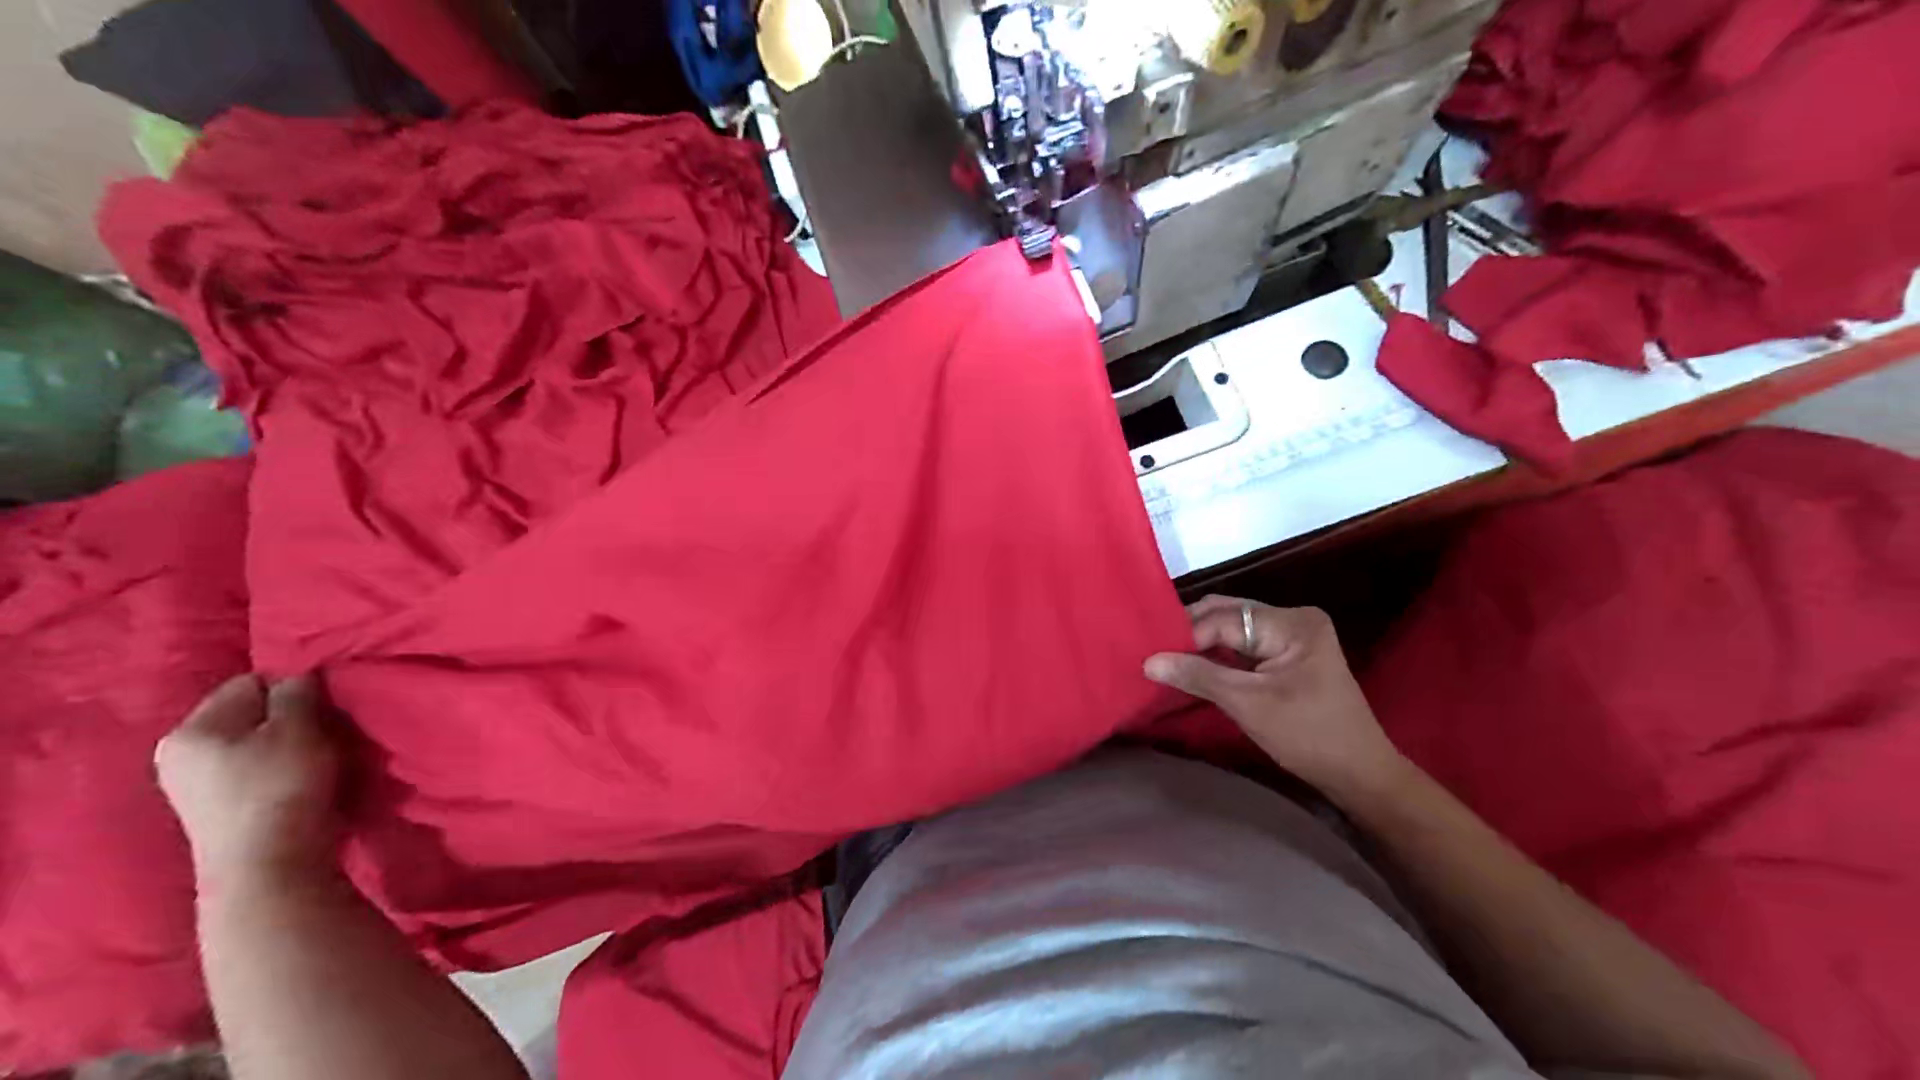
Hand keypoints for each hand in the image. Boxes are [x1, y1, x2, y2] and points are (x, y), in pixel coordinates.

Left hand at [156, 674, 340, 890]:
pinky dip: (278, 769)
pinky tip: (300, 781)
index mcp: (189, 730)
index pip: (250, 683)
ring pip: (252, 744)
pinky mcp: (214, 811)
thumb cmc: (281, 786)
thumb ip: (297, 692)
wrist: (268, 866)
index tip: (326, 703)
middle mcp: (178, 756)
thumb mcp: (299, 727)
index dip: (293, 688)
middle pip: (249, 716)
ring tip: (318, 757)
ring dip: (287, 744)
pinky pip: (252, 770)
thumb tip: (298, 676)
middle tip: (326, 729)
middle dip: (288, 717)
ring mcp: (191, 788)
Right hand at [1144, 596, 1410, 805]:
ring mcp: (1291, 637)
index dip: (1187, 637)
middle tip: (1153, 651)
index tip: (1152, 655)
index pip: (1224, 620)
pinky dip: (1217, 655)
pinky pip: (1242, 645)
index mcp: (1292, 623)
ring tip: (1165, 658)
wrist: (1360, 775)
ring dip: (1200, 644)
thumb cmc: (1309, 736)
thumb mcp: (1249, 705)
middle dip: (1190, 632)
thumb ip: (1198, 676)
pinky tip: (1192, 666)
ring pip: (1231, 629)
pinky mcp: (1287, 655)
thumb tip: (1148, 661)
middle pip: (1227, 615)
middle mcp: (1292, 619)